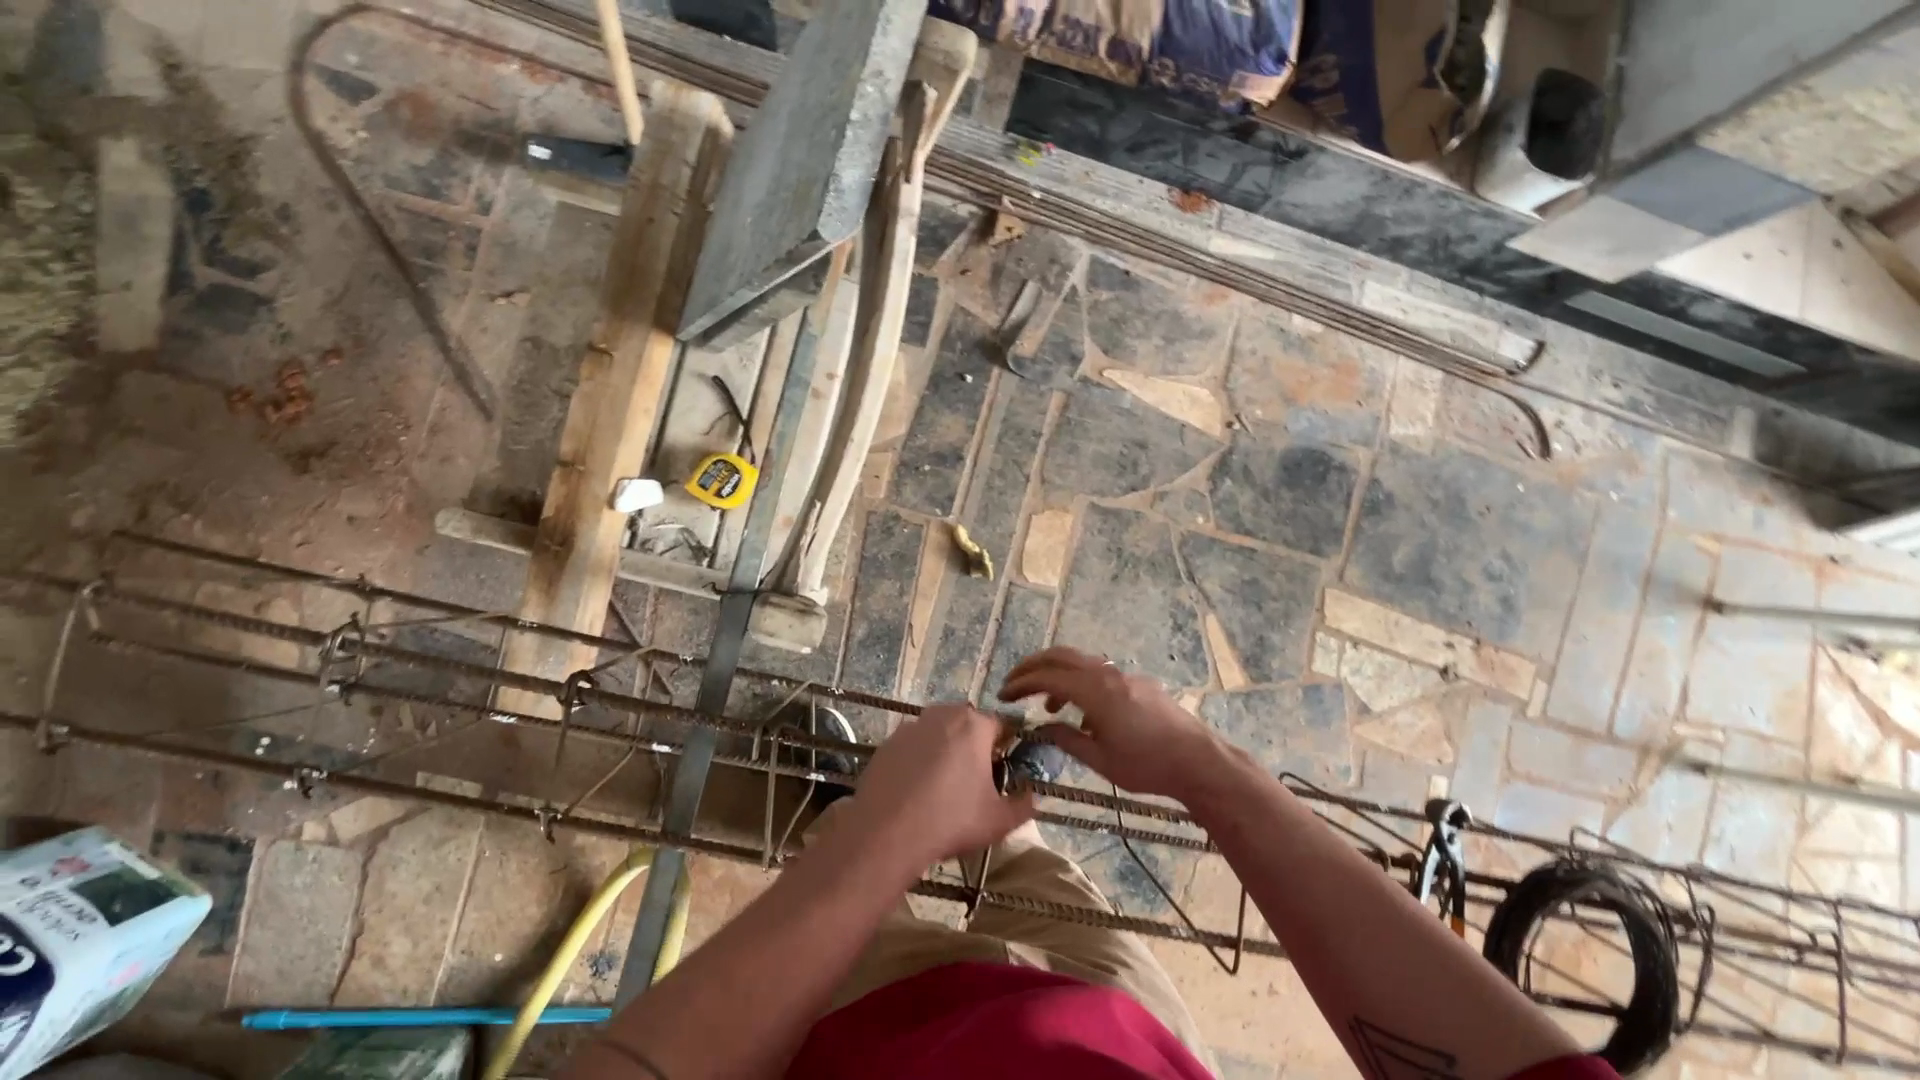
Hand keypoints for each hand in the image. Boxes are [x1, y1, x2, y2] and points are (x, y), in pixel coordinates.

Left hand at [838, 704, 1034, 870]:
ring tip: (942, 788)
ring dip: (944, 751)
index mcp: (973, 725)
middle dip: (973, 747)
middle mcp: (940, 716)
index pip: (999, 726)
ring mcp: (908, 728)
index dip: (1004, 748)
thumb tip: (1033, 797)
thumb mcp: (998, 821)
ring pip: (936, 734)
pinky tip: (916, 791)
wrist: (886, 834)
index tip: (1002, 772)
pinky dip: (917, 762)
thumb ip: (1023, 805)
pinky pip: (911, 748)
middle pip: (966, 725)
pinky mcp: (885, 745)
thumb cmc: (950, 821)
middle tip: (974, 781)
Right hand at [998, 646, 1226, 802]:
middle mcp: (1108, 674)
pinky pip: (1101, 673)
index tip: (1002, 695)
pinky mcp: (1140, 684)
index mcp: (1095, 691)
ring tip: (1049, 706)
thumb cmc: (1147, 766)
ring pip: (1082, 663)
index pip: (1047, 677)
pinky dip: (1081, 683)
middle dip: (1033, 666)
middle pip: (1061, 656)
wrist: (1198, 761)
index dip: (1021, 684)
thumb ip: (1067, 740)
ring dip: (1058, 676)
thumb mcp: (1100, 760)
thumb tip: (1043, 727)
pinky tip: (1085, 714)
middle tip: (1014, 683)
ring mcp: (1126, 676)